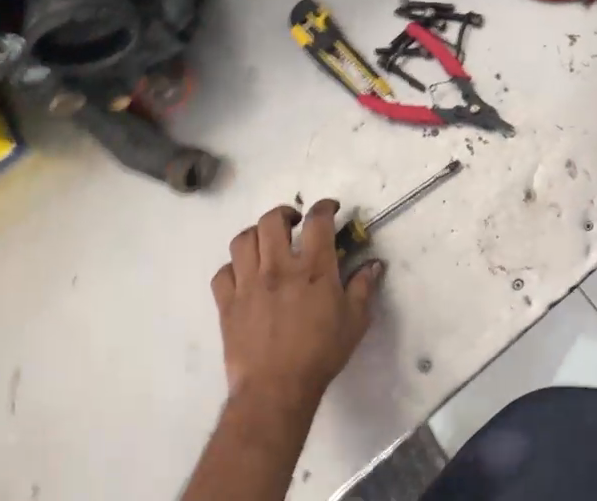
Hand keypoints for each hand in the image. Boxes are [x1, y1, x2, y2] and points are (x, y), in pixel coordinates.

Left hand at [211, 202, 383, 411]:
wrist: (275, 389)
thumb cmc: (321, 353)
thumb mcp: (355, 320)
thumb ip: (363, 287)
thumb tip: (373, 264)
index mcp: (313, 268)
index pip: (318, 221)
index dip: (325, 207)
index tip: (330, 208)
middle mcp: (278, 268)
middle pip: (272, 221)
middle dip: (284, 214)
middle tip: (294, 223)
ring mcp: (248, 285)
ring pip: (243, 240)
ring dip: (257, 234)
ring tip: (267, 242)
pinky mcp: (227, 304)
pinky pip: (222, 272)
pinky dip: (234, 267)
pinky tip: (245, 275)